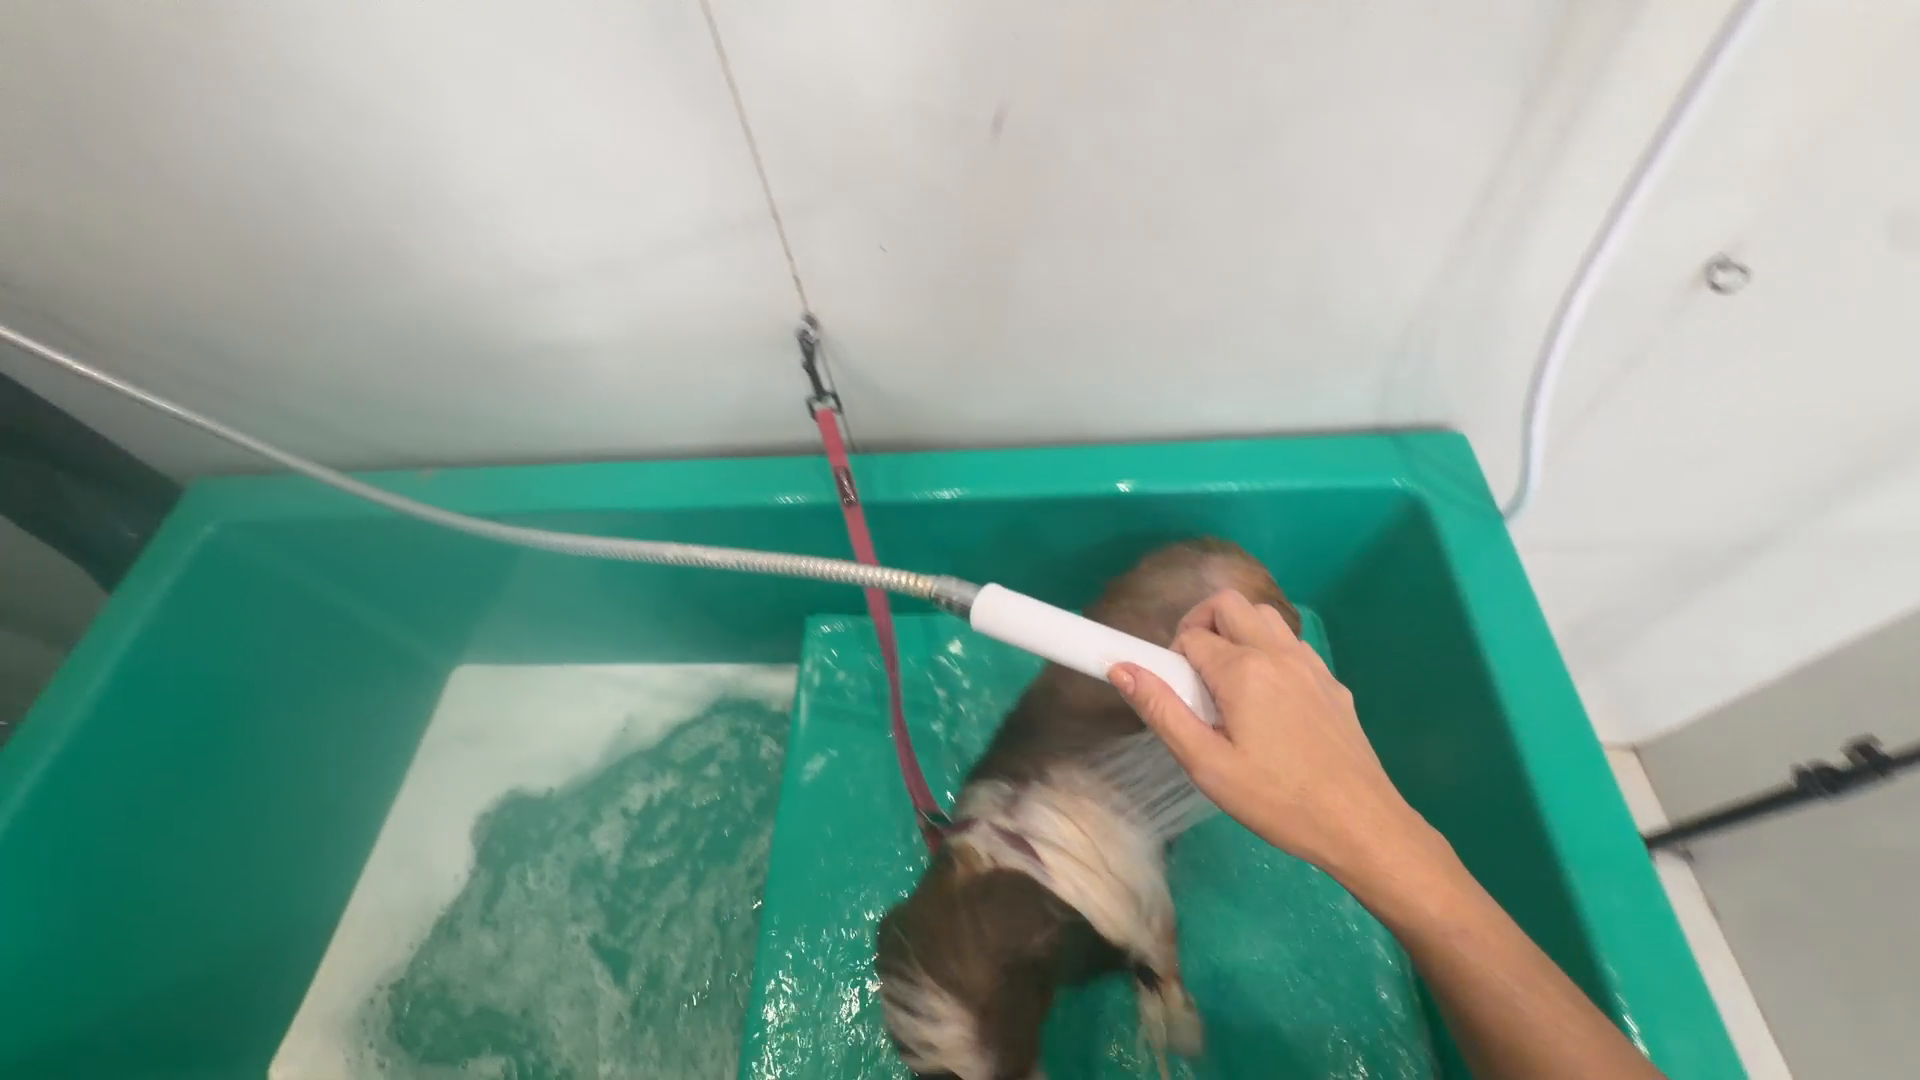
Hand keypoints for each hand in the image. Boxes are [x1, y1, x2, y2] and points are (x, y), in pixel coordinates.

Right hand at [1109, 590, 1432, 880]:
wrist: (1362, 826)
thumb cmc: (1276, 799)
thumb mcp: (1206, 764)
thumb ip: (1161, 710)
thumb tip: (1121, 668)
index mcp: (1244, 670)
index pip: (1190, 637)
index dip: (1172, 660)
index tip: (1175, 695)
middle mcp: (1278, 654)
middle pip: (1229, 604)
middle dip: (1200, 623)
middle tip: (1191, 669)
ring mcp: (1311, 665)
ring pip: (1264, 617)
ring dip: (1237, 630)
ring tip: (1226, 679)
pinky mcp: (1332, 683)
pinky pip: (1292, 645)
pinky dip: (1268, 651)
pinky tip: (1267, 700)